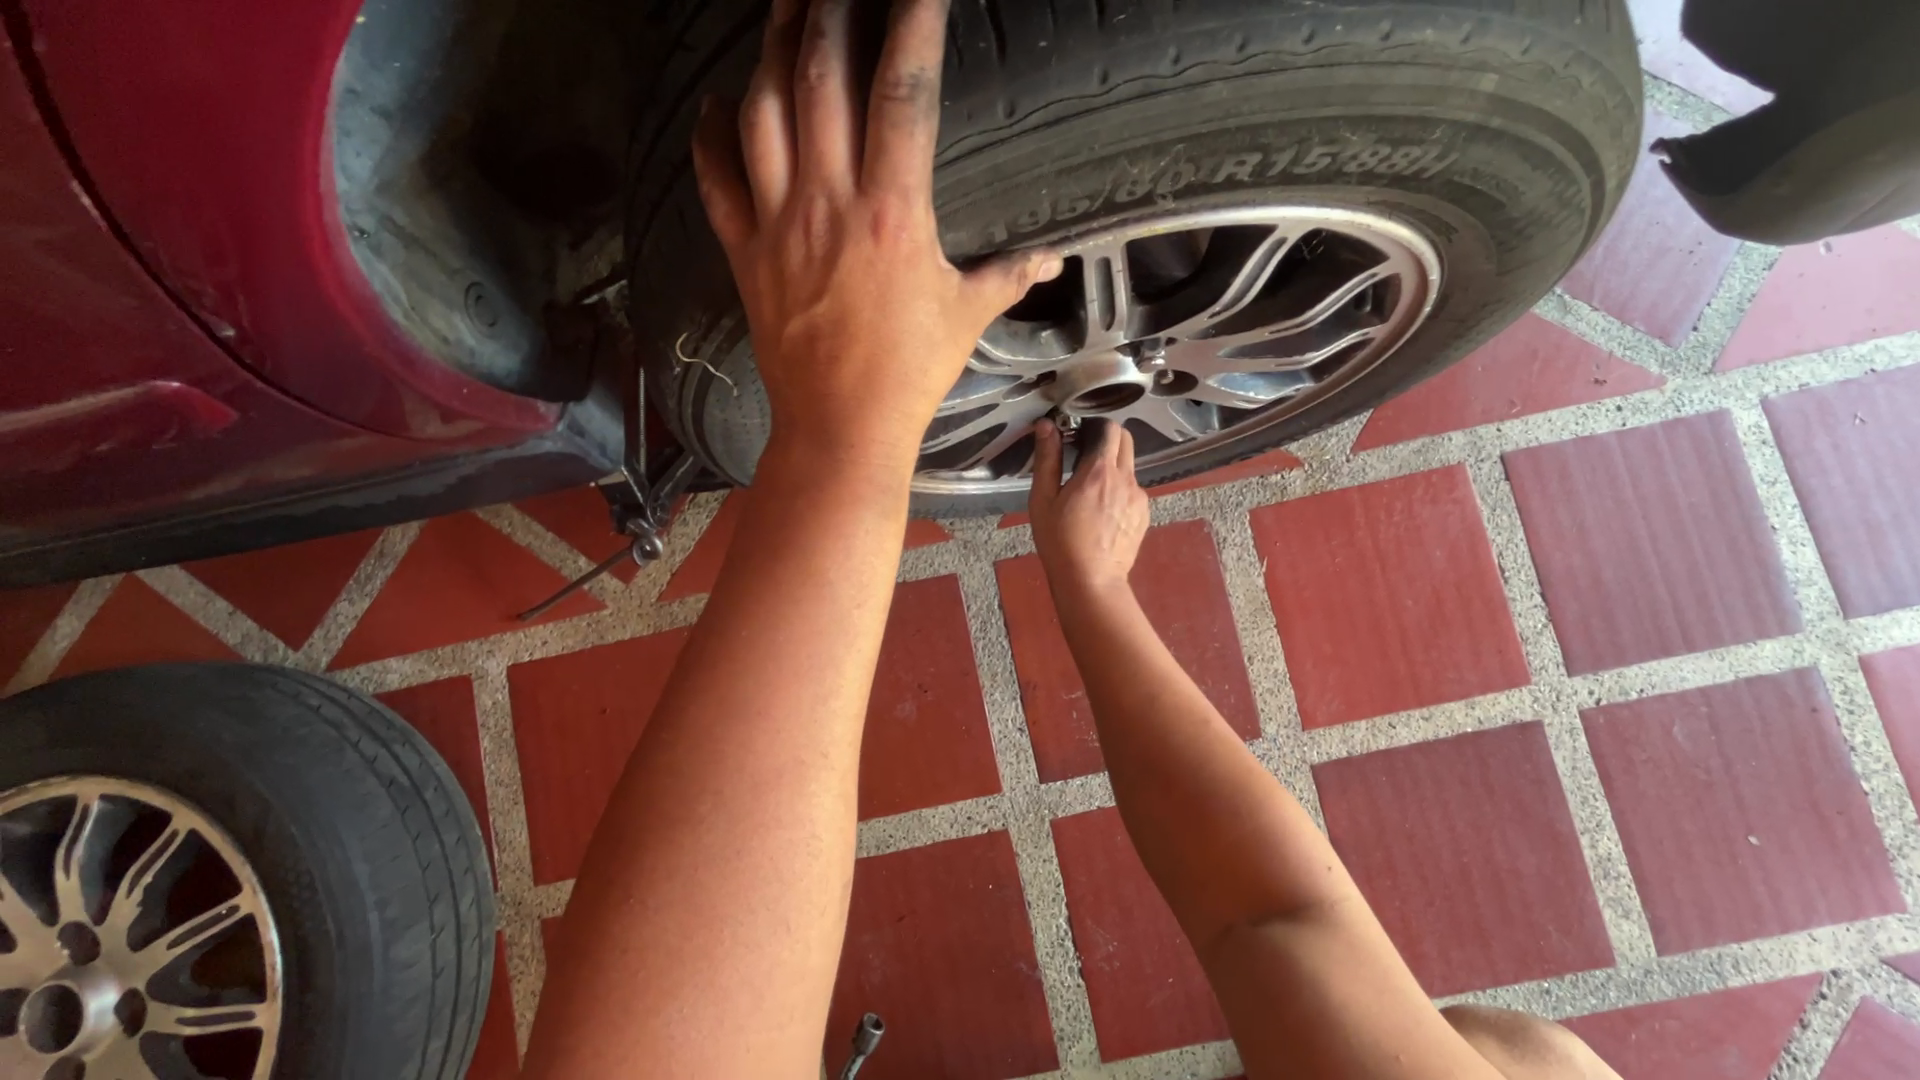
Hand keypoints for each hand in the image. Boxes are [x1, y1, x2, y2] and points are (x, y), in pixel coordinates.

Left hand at [692, 0, 1063, 471]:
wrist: (841, 426)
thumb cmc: (910, 374)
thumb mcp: (967, 318)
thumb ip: (1009, 275)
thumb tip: (1052, 259)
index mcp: (893, 213)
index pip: (903, 92)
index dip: (912, 23)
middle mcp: (828, 203)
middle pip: (820, 78)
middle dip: (828, 11)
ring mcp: (778, 225)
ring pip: (763, 113)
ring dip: (772, 51)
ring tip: (783, 10)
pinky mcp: (745, 254)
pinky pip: (716, 180)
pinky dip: (710, 136)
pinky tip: (718, 105)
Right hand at [1028, 418, 1148, 594]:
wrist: (1091, 580)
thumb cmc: (1059, 541)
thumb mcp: (1042, 500)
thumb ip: (1047, 459)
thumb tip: (1047, 426)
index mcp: (1098, 471)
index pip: (1109, 428)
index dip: (1094, 426)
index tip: (1077, 436)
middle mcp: (1125, 478)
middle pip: (1126, 439)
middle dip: (1108, 439)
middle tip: (1085, 454)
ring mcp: (1139, 497)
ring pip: (1130, 467)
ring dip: (1113, 467)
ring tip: (1091, 492)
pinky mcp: (1144, 514)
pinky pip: (1133, 490)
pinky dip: (1120, 490)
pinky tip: (1103, 513)